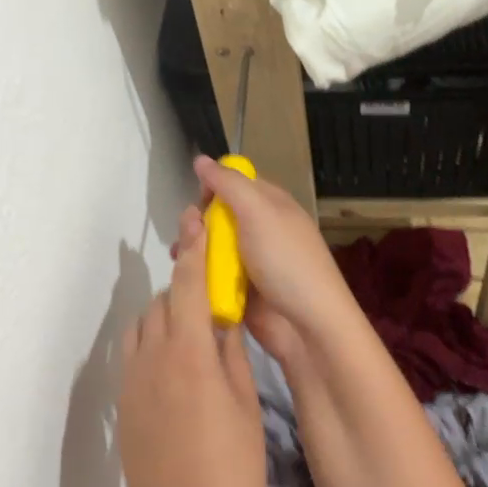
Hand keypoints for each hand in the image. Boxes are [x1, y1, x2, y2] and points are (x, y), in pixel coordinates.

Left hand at [119, 217, 266, 486]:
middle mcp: (152, 358)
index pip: (189, 284)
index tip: (196, 217)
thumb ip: (231, 353)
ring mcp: (132, 382)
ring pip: (144, 324)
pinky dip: (153, 340)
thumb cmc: (232, 470)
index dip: (194, 247)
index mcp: (190, 354)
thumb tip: (224, 317)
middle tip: (210, 283)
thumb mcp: (246, 407)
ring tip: (195, 325)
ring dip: (167, 312)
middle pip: (164, 300)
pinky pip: (134, 353)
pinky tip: (176, 359)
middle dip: (186, 283)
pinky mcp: (124, 405)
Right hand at [188, 156, 359, 372]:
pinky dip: (200, 274)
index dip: (214, 186)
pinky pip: (214, 274)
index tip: (198, 202)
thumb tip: (201, 159)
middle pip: (219, 214)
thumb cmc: (286, 262)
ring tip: (179, 256)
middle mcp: (261, 228)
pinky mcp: (242, 289)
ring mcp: (252, 260)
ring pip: (212, 245)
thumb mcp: (258, 213)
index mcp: (271, 203)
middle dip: (198, 221)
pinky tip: (186, 278)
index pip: (235, 182)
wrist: (307, 327)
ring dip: (194, 248)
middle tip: (186, 235)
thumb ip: (228, 184)